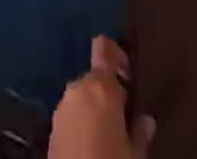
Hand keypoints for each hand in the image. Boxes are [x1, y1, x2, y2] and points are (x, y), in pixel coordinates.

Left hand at [49, 37, 155, 158]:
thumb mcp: (135, 155)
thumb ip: (140, 133)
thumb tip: (144, 120)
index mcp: (100, 87)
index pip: (104, 48)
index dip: (117, 54)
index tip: (130, 76)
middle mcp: (78, 89)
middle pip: (96, 78)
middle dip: (110, 92)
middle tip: (126, 118)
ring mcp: (62, 107)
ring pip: (84, 97)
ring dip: (96, 109)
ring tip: (111, 137)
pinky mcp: (52, 127)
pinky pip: (73, 114)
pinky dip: (84, 122)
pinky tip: (95, 146)